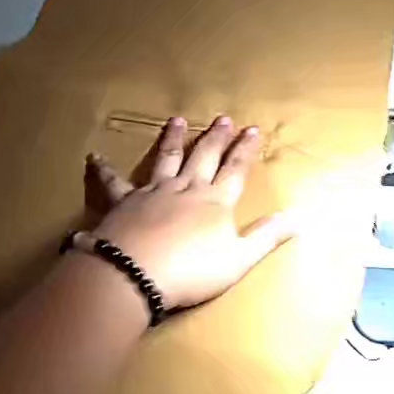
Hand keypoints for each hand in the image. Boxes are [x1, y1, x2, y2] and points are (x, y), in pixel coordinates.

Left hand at [83, 115, 294, 310]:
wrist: (136, 274)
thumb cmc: (192, 271)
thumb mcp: (239, 259)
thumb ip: (266, 236)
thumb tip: (298, 216)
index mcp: (216, 202)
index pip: (235, 170)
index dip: (245, 150)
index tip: (253, 130)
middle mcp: (186, 189)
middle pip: (203, 157)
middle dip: (215, 138)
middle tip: (223, 119)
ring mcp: (153, 192)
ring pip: (166, 159)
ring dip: (172, 139)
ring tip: (176, 120)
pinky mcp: (124, 203)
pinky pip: (114, 183)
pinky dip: (105, 170)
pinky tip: (95, 158)